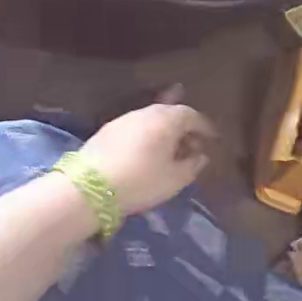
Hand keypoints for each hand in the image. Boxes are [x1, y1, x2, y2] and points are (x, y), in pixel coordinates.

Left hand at [78, 102, 215, 214]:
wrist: (90, 187)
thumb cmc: (141, 181)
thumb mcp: (174, 179)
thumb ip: (192, 165)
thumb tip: (200, 155)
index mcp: (166, 119)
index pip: (191, 115)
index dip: (204, 127)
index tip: (212, 139)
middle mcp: (145, 112)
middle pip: (170, 113)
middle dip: (183, 127)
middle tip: (192, 145)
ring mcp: (123, 119)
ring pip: (150, 119)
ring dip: (163, 131)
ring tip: (169, 150)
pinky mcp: (106, 130)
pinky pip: (135, 127)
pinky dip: (146, 135)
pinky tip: (146, 151)